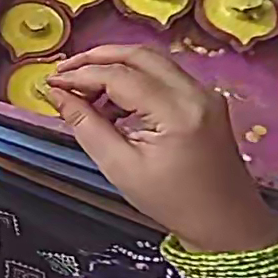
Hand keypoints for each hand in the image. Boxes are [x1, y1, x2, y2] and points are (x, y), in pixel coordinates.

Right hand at [42, 44, 277, 253]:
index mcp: (176, 112)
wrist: (227, 222)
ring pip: (149, 60)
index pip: (118, 76)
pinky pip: (160, 75)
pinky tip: (110, 102)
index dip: (79, 76)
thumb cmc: (171, 201)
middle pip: (137, 54)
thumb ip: (85, 125)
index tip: (51, 83)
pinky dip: (130, 78)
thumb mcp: (118, 166)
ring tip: (82, 89)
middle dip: (94, 58)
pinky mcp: (203, 98)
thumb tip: (57, 95)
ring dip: (112, 66)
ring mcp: (203, 93)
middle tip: (62, 73)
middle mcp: (195, 92)